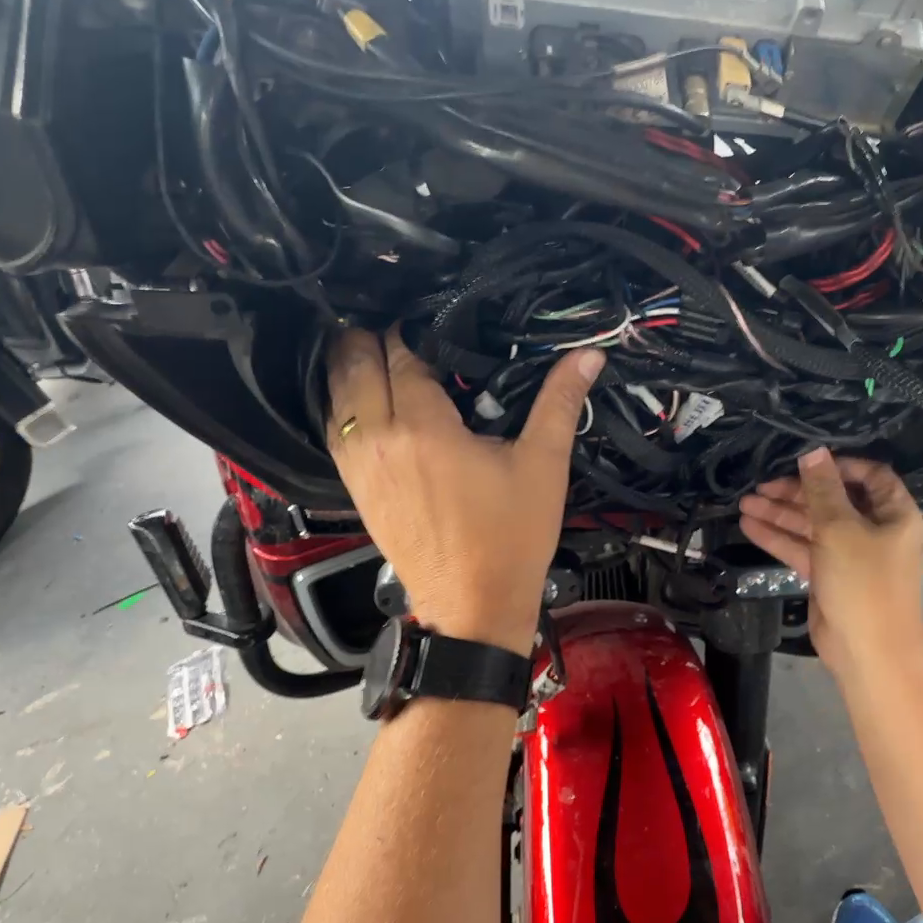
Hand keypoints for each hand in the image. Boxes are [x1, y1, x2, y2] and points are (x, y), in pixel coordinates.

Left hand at [325, 327, 603, 655]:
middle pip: (354, 363)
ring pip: (334, 396)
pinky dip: (344, 405)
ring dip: (350, 367)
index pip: (400, 353)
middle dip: (369, 335)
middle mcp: (379, 440)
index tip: (430, 317)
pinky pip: (334, 431)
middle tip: (397, 323)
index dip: (411, 328)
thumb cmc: (510, 538)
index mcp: (423, 428)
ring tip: (376, 350)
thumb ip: (558, 402)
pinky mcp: (355, 491)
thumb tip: (588, 356)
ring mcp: (359, 468)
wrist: (474, 605)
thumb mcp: (543, 465)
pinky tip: (366, 401)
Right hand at [738, 449, 922, 678]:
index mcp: (893, 513)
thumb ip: (822, 489)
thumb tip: (813, 451)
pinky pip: (803, 548)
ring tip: (744, 502)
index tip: (805, 460)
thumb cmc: (863, 582)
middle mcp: (874, 529)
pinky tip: (749, 525)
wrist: (868, 651)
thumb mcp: (840, 529)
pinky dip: (779, 537)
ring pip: (813, 524)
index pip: (870, 475)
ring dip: (781, 513)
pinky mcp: (828, 575)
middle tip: (761, 484)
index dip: (838, 465)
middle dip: (797, 491)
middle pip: (833, 498)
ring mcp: (850, 553)